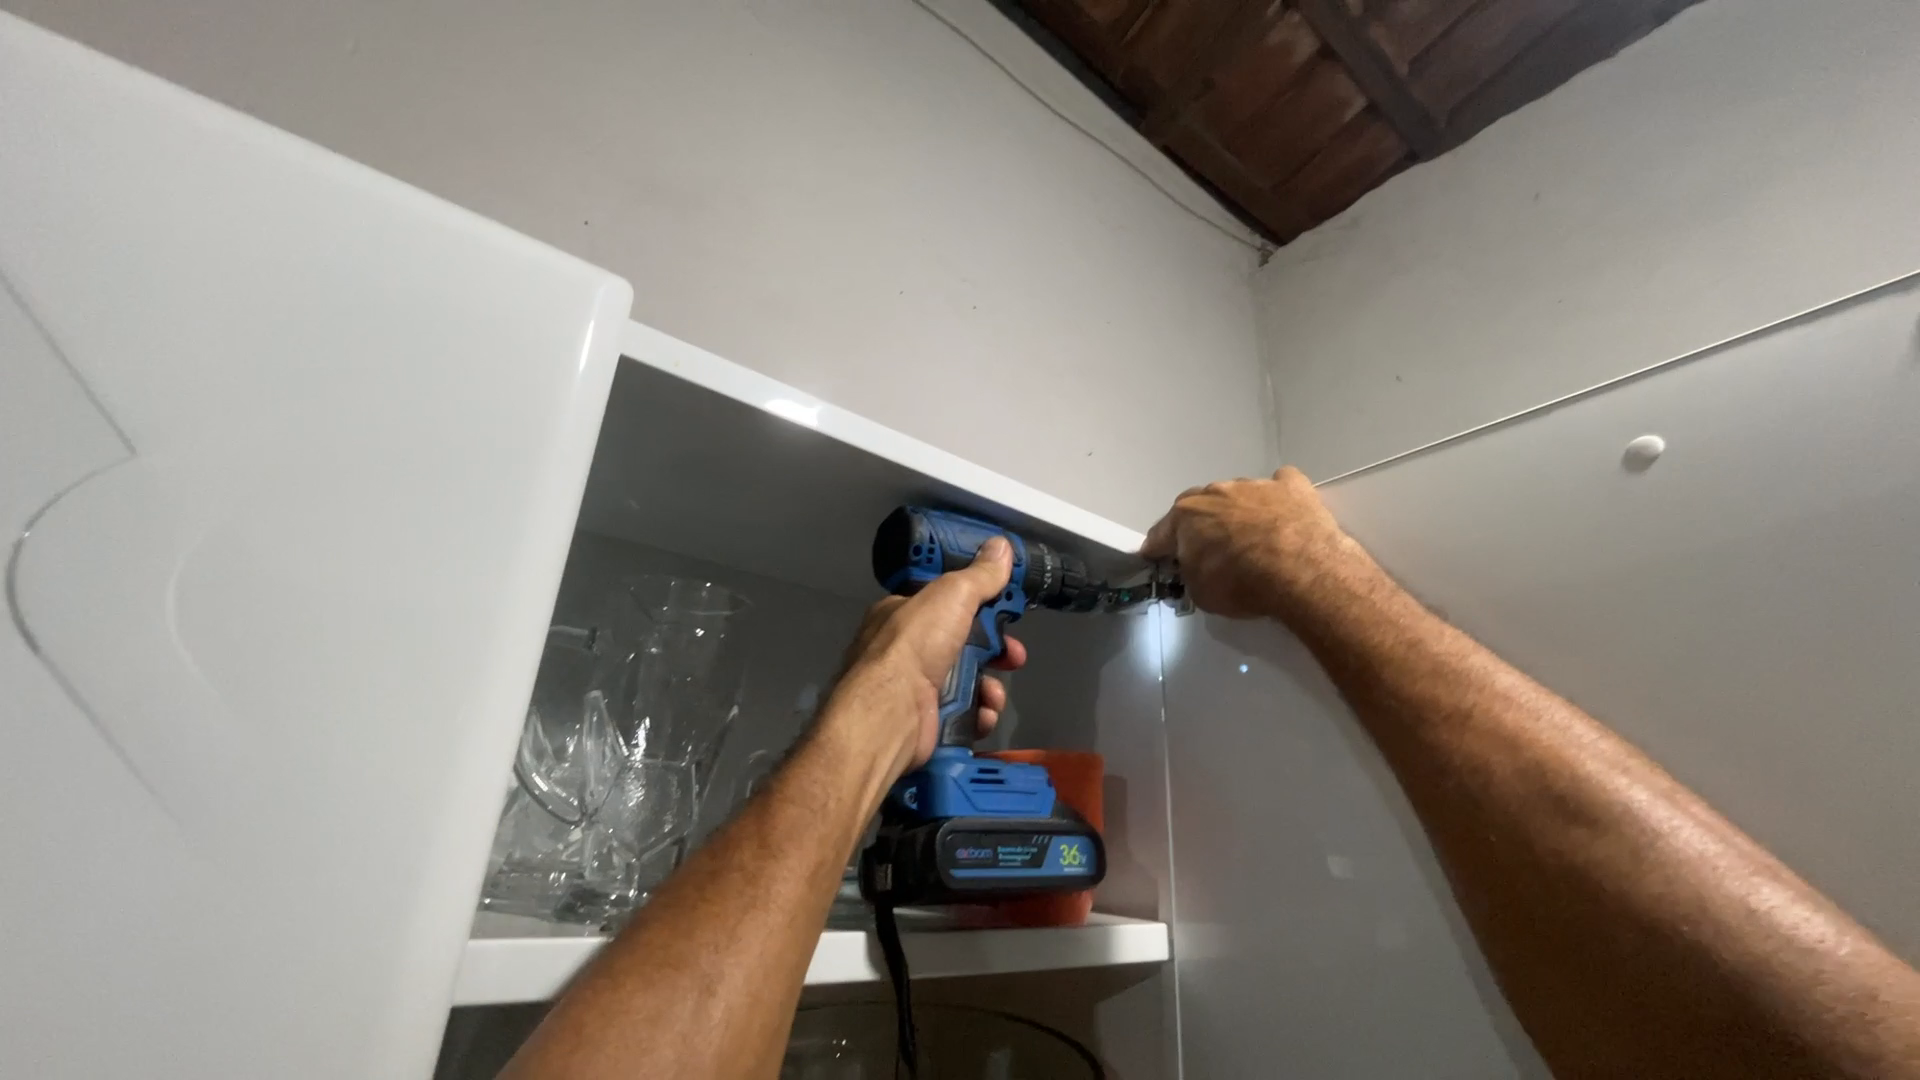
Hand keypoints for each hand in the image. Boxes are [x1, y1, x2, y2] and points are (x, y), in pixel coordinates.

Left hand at [831, 536, 1028, 778]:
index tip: (1005, 609)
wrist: (891, 714)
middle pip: (964, 645)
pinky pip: (964, 715)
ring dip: (990, 687)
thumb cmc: (915, 644)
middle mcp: (906, 650)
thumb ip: (980, 575)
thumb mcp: (951, 595)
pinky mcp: (928, 722)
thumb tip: (1001, 546)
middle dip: (996, 651)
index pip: (946, 603)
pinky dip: (978, 714)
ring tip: (992, 693)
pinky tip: (981, 714)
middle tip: (1013, 656)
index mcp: (903, 613)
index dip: (979, 605)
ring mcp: (916, 689)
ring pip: (969, 682)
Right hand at [1141, 467, 1356, 618]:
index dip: (1157, 550)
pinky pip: (1278, 485)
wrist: (1303, 573)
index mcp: (1185, 516)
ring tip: (1253, 538)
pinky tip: (1284, 515)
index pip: (1161, 534)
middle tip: (1209, 550)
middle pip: (1198, 507)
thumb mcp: (1200, 593)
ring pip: (1236, 495)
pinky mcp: (1291, 486)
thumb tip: (1195, 567)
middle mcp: (1215, 493)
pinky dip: (1277, 497)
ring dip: (1237, 512)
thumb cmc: (1242, 584)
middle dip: (1199, 526)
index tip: (1157, 560)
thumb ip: (1190, 573)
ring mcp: (1254, 485)